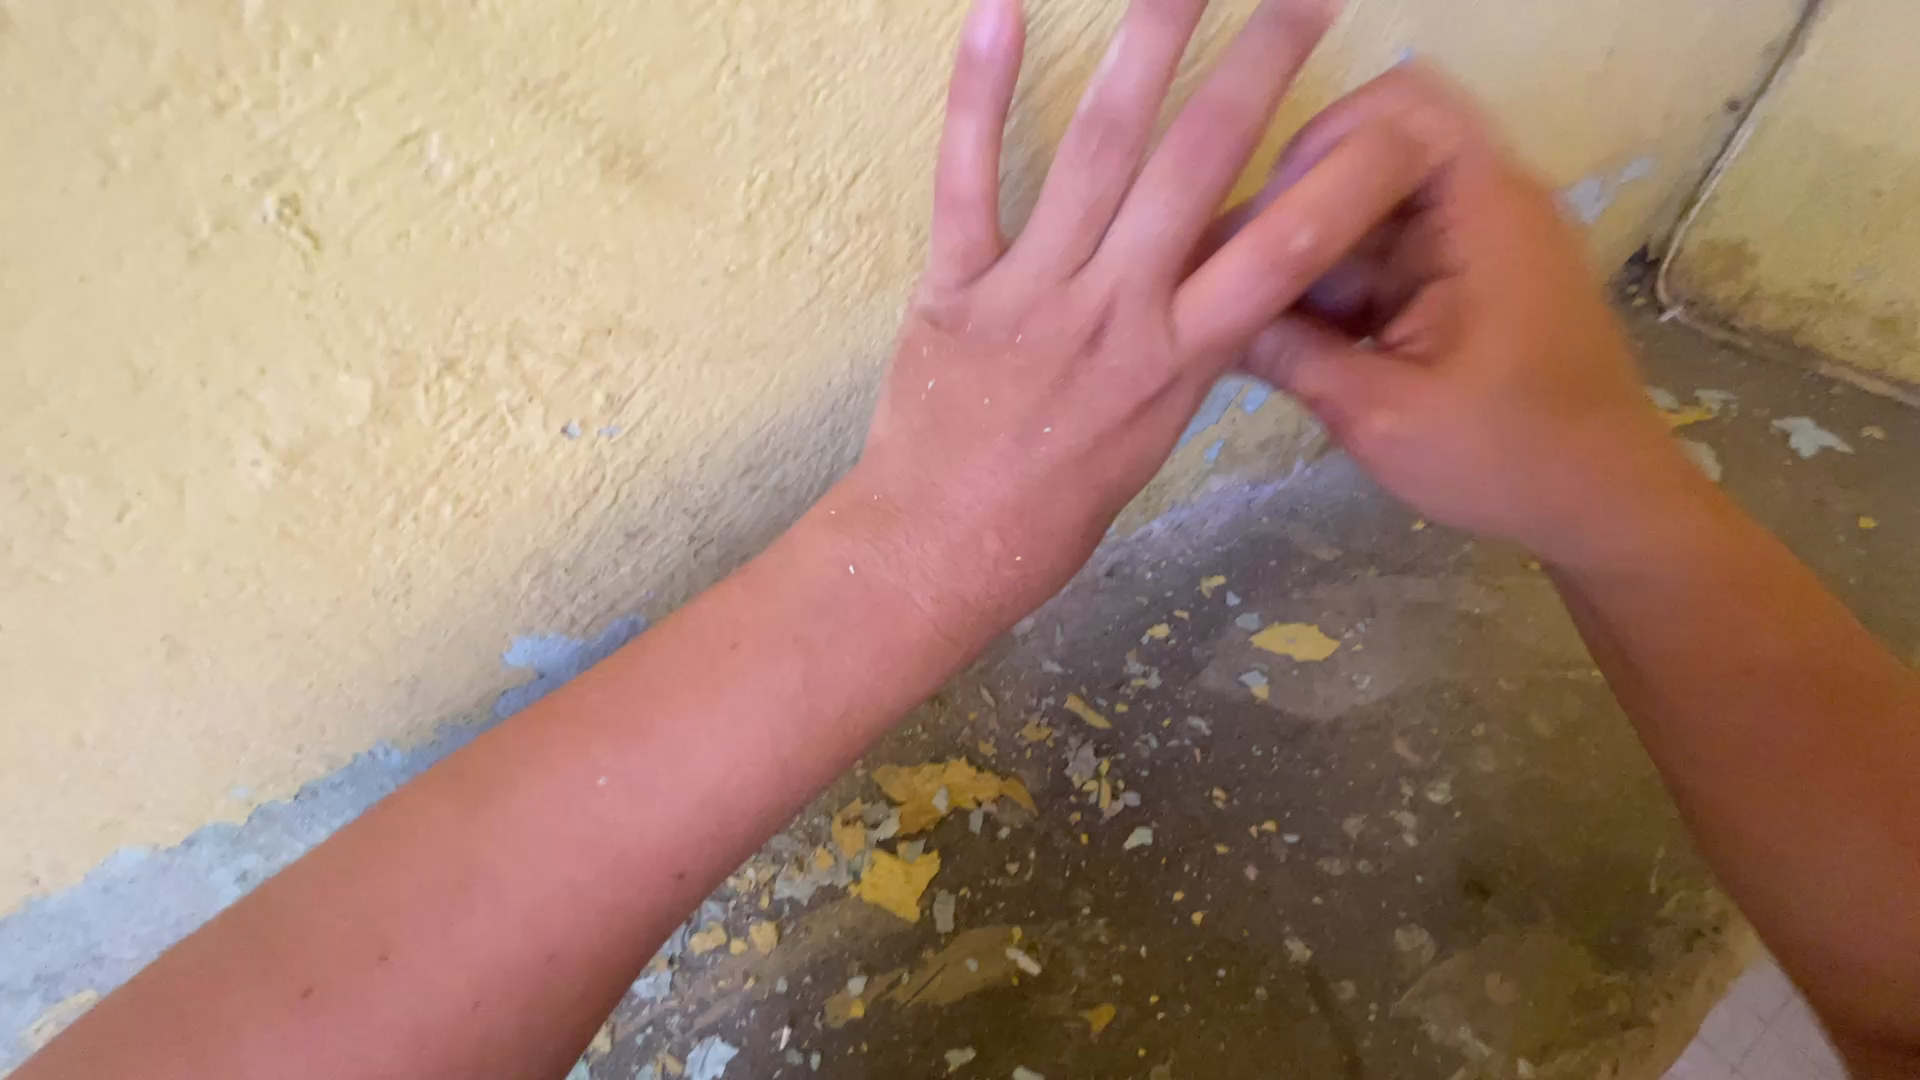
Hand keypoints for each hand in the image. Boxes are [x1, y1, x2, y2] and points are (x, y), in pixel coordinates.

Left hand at [836, 0, 1438, 638]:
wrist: (941, 551)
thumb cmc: (1048, 521)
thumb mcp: (1142, 446)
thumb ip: (1176, 359)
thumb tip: (1207, 291)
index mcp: (1172, 366)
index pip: (1281, 250)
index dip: (1337, 173)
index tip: (1370, 117)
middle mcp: (1112, 315)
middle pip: (1196, 165)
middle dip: (1257, 63)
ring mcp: (1028, 296)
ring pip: (1096, 152)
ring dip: (1146, 44)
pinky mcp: (952, 290)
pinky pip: (967, 183)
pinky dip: (978, 97)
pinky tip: (998, 12)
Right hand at [1229, 65, 1712, 570]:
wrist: (1594, 503)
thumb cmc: (1503, 458)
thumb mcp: (1380, 415)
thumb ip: (1293, 358)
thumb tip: (1204, 320)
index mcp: (1480, 215)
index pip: (1397, 110)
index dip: (1319, 145)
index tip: (1259, 225)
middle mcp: (1474, 210)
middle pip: (1363, 162)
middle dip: (1290, 215)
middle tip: (1224, 284)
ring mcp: (1459, 250)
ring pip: (1356, 219)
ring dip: (1297, 263)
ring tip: (1235, 317)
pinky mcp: (1446, 287)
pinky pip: (1367, 267)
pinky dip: (1320, 295)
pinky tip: (1275, 339)